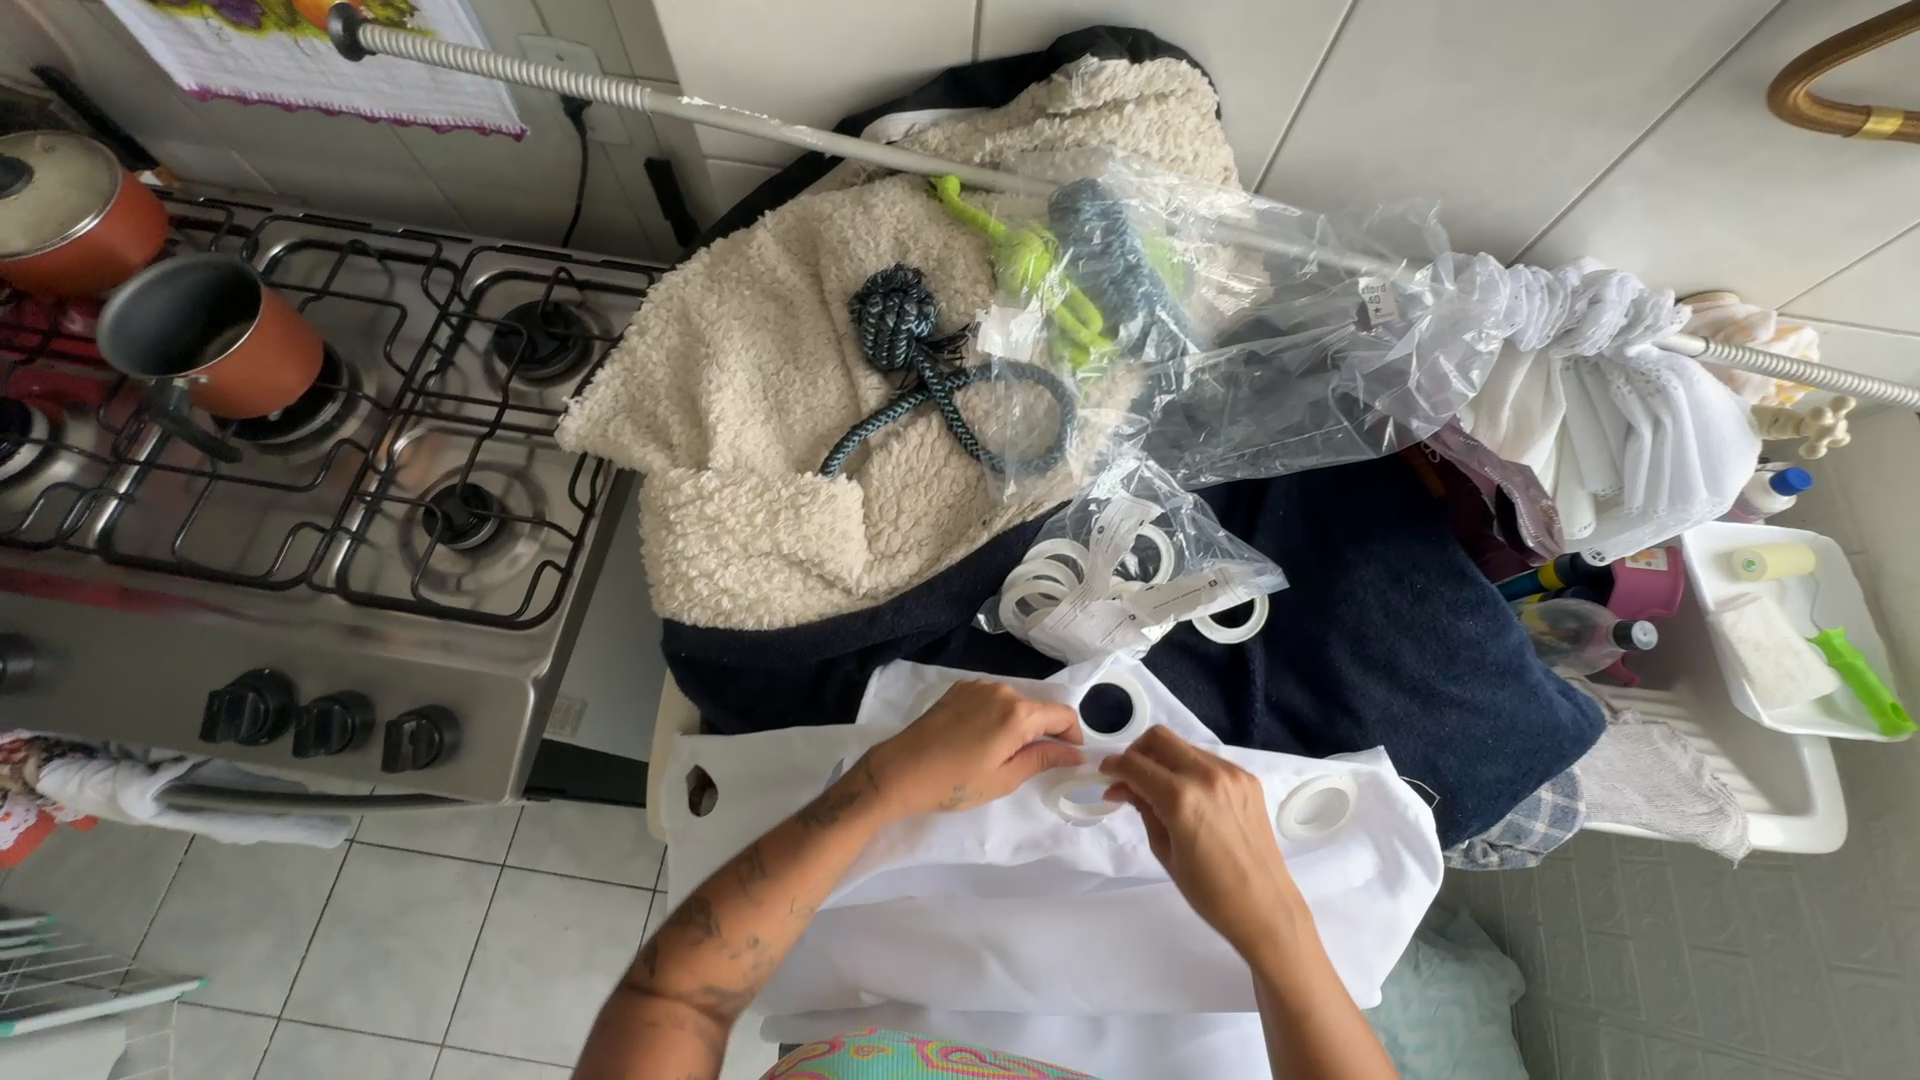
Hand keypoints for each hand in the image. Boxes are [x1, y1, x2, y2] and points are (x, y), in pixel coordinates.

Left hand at [861, 680, 1083, 818]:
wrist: (901, 770)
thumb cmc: (954, 782)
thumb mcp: (1004, 778)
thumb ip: (1043, 759)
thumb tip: (1075, 753)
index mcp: (1018, 713)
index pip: (1063, 714)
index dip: (1073, 736)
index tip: (1069, 758)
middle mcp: (1002, 691)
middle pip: (1038, 708)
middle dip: (1043, 732)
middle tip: (1031, 763)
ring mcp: (978, 686)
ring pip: (1014, 703)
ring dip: (1018, 724)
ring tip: (1000, 753)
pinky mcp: (959, 689)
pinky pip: (991, 698)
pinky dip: (996, 715)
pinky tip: (979, 738)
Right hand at [1100, 726, 1304, 957]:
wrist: (1266, 908)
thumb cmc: (1209, 892)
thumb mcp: (1164, 850)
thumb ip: (1143, 808)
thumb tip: (1121, 787)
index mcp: (1182, 798)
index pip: (1135, 764)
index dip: (1113, 766)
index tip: (1105, 776)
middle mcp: (1207, 775)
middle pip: (1158, 738)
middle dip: (1137, 752)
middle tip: (1130, 778)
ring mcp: (1231, 774)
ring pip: (1183, 745)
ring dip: (1163, 759)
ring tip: (1158, 788)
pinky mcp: (1247, 779)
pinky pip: (1207, 760)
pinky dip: (1188, 768)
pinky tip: (1188, 795)